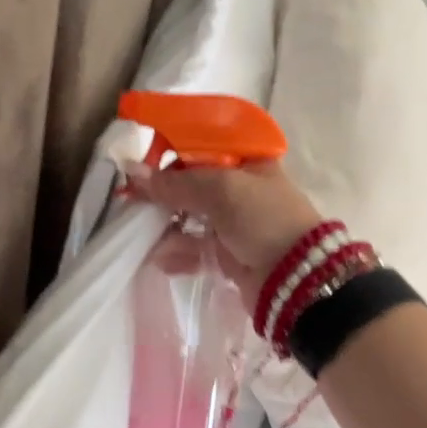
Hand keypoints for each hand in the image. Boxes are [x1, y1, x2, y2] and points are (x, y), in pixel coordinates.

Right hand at [125, 159, 323, 308]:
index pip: (203, 151)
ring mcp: (234, 225)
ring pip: (190, 219)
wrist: (294, 276)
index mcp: (248, 164)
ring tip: (141, 233)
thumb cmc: (263, 219)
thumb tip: (132, 172)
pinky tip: (160, 259)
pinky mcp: (227, 256)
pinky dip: (178, 254)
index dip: (172, 155)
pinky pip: (195, 250)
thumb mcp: (221, 190)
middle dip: (163, 194)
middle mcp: (241, 191)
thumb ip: (176, 183)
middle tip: (133, 201)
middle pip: (192, 186)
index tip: (142, 165)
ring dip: (166, 226)